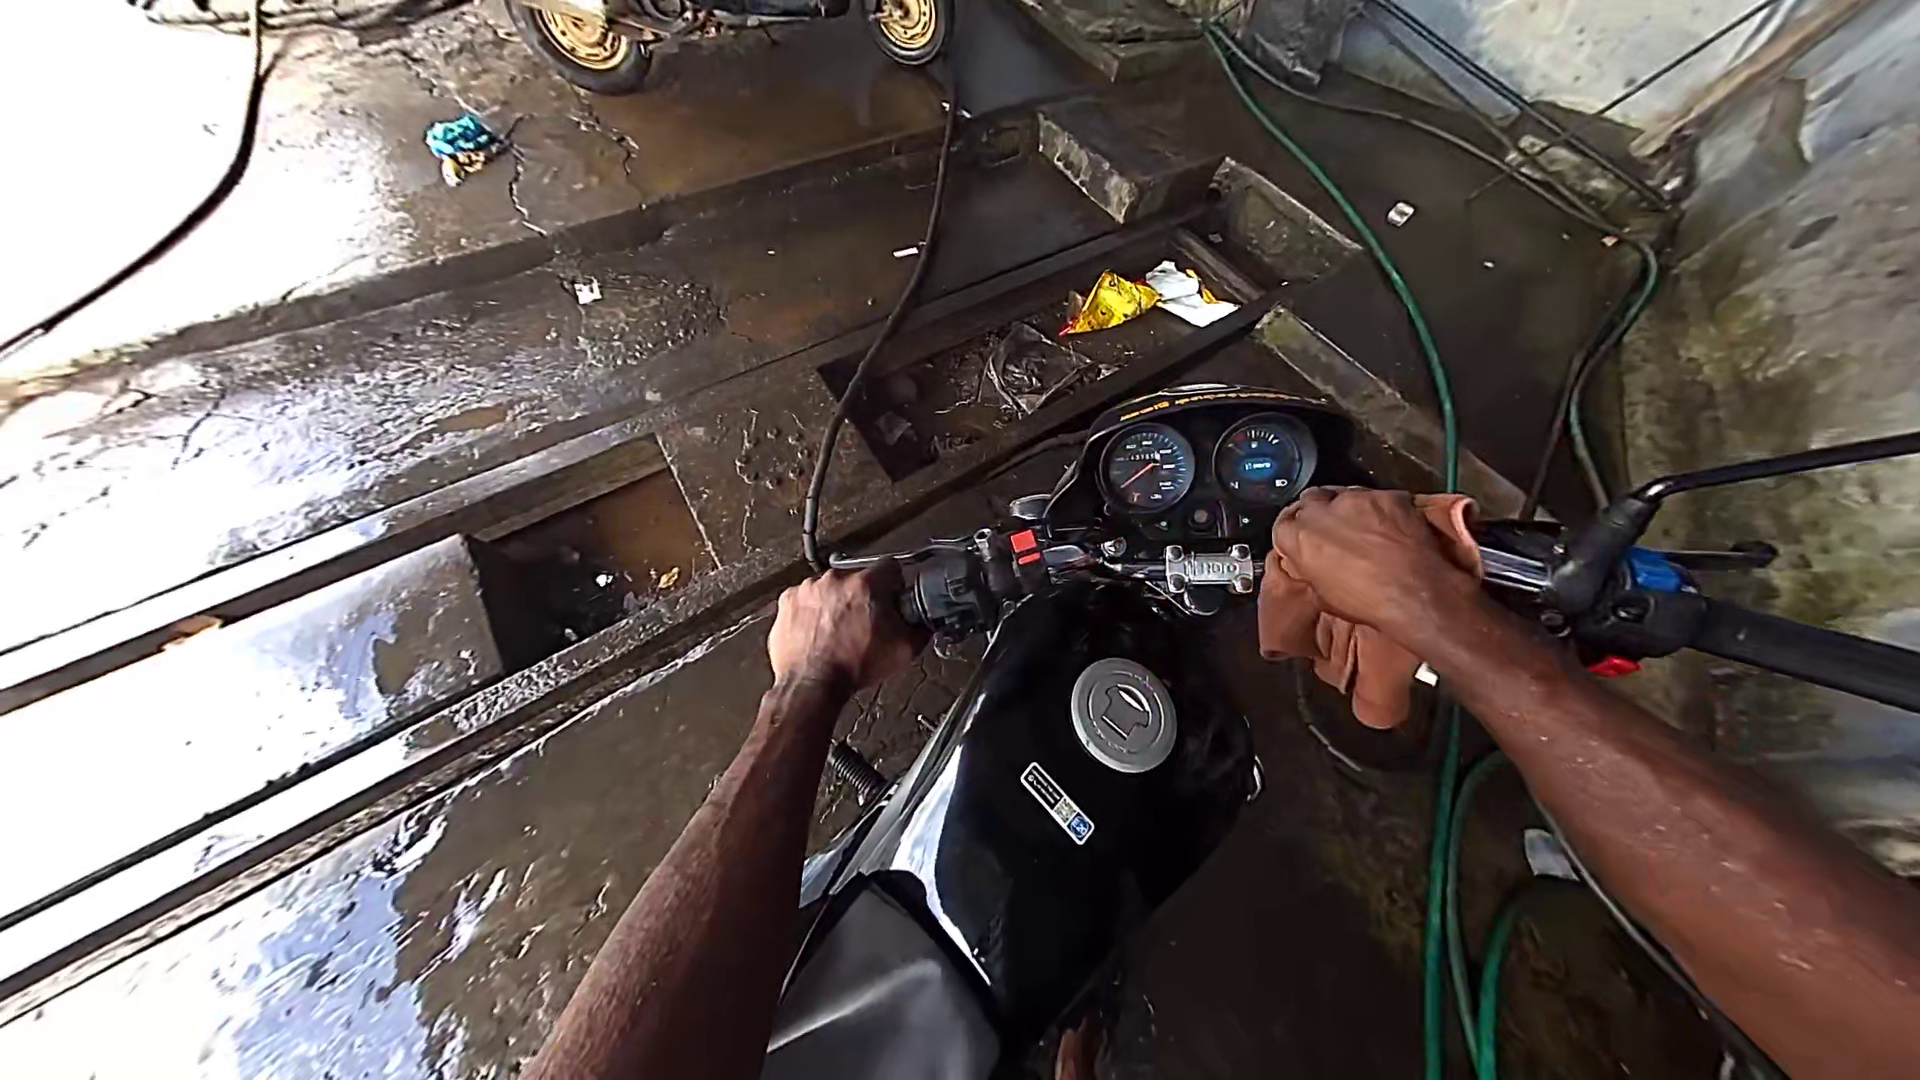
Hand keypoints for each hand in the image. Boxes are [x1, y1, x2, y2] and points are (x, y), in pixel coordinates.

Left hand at [767, 562, 919, 691]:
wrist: (811, 685)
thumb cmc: (851, 668)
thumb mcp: (904, 650)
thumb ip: (920, 626)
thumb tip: (926, 618)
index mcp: (867, 585)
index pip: (890, 567)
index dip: (895, 584)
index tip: (891, 596)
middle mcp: (836, 580)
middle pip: (858, 578)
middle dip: (864, 596)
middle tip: (864, 622)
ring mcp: (810, 588)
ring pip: (832, 587)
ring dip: (837, 602)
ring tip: (839, 629)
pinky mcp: (790, 599)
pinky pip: (808, 597)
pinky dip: (813, 610)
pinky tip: (820, 629)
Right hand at [1269, 488, 1484, 642]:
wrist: (1417, 596)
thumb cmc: (1369, 601)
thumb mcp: (1320, 592)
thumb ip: (1307, 565)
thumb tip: (1312, 560)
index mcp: (1297, 538)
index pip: (1284, 523)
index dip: (1296, 530)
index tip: (1305, 535)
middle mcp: (1320, 513)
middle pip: (1311, 500)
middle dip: (1320, 512)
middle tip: (1335, 529)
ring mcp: (1354, 501)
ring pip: (1344, 494)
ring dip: (1350, 508)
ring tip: (1364, 528)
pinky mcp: (1386, 497)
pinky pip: (1378, 496)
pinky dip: (1381, 508)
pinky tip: (1389, 526)